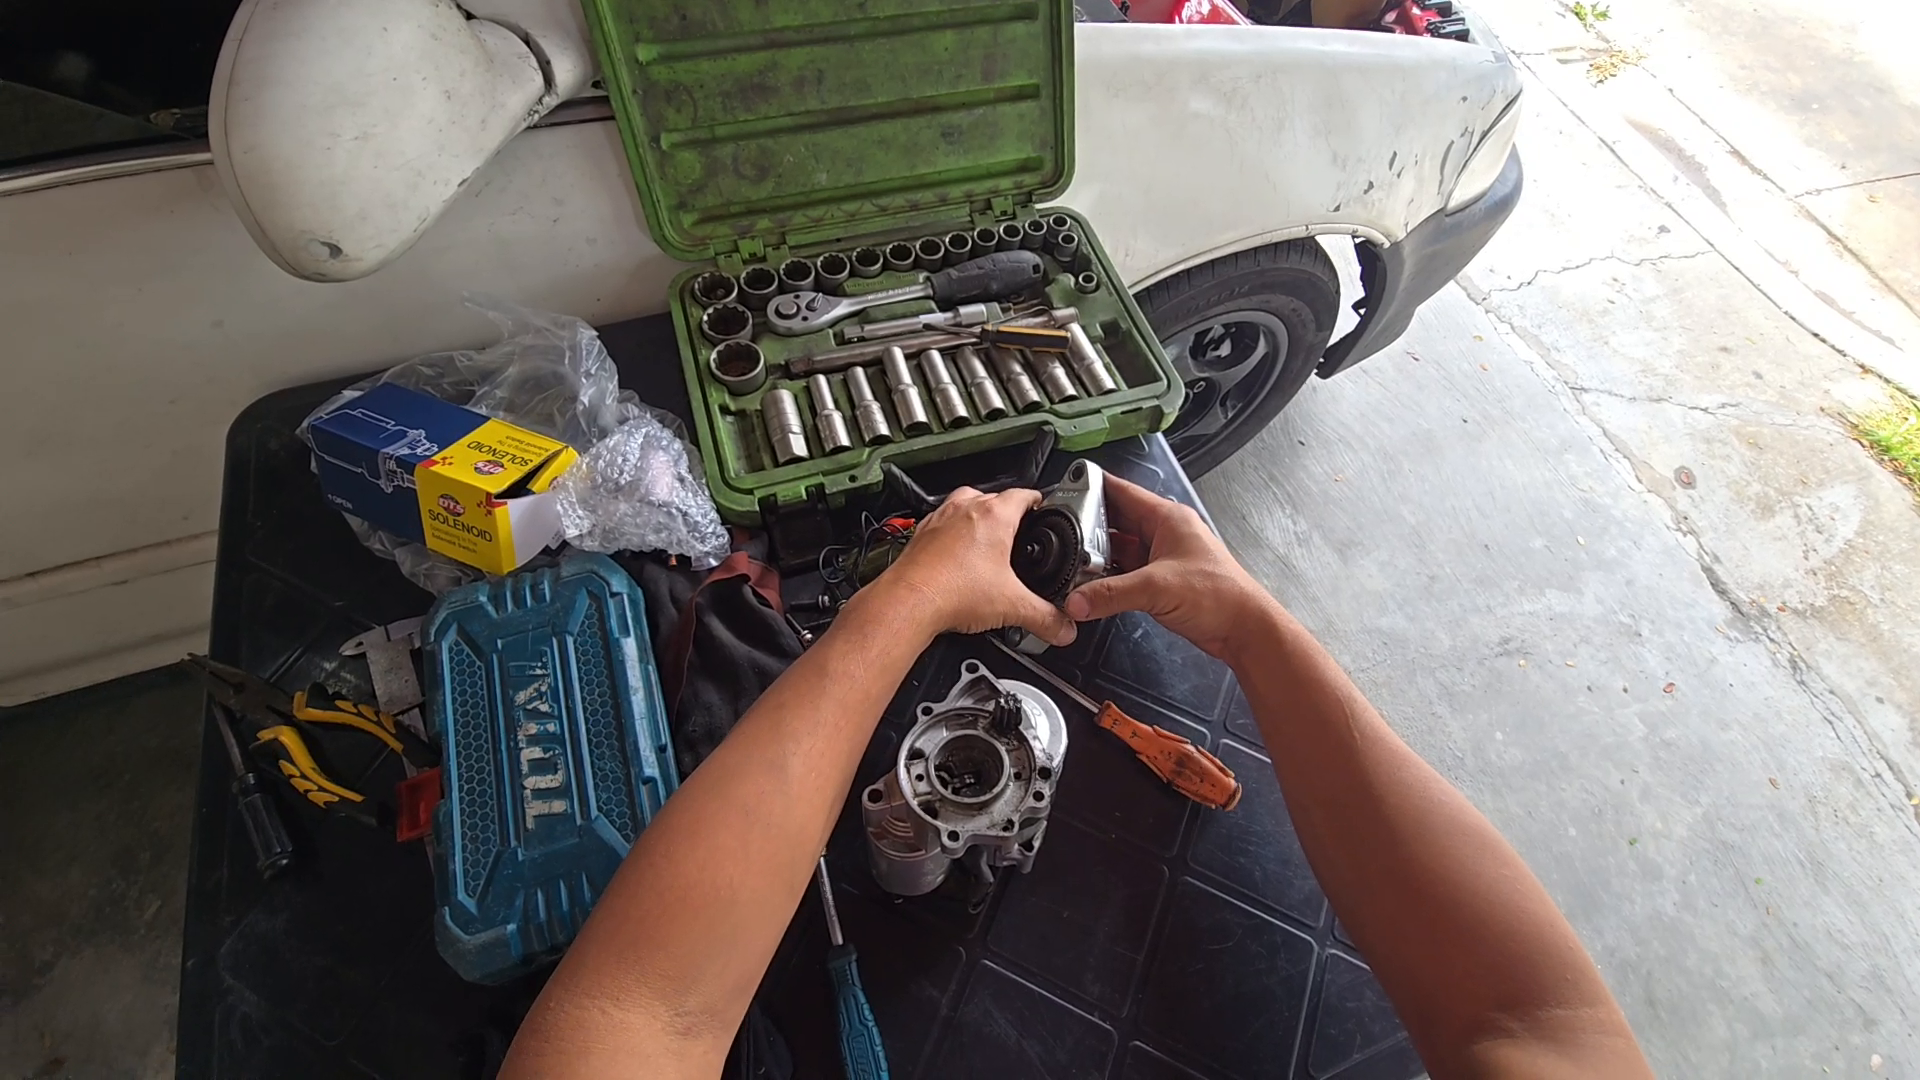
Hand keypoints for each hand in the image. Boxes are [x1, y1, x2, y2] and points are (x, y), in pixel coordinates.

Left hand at [871, 487, 1076, 646]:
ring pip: (965, 504)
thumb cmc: (951, 591)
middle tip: (1018, 532)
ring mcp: (940, 518)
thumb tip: (1063, 628)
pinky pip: (942, 522)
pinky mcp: (922, 533)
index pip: (1025, 494)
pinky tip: (956, 555)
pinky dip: (952, 532)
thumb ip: (1045, 617)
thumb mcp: (1012, 606)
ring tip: (987, 540)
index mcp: (993, 516)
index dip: (1039, 501)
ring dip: (977, 516)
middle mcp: (965, 509)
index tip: (1043, 507)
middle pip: (994, 497)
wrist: (909, 601)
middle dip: (1008, 512)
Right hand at [1064, 475, 1273, 661]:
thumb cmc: (1220, 596)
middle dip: (1089, 526)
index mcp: (1167, 518)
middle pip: (1116, 520)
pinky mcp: (1160, 579)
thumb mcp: (1156, 588)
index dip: (1093, 485)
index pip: (1121, 491)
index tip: (1068, 485)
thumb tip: (1076, 600)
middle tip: (1061, 530)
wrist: (1244, 629)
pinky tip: (1093, 583)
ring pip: (1120, 547)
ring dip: (1098, 555)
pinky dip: (1109, 576)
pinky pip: (1126, 570)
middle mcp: (1164, 533)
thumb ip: (1110, 594)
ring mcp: (1162, 556)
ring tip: (1073, 560)